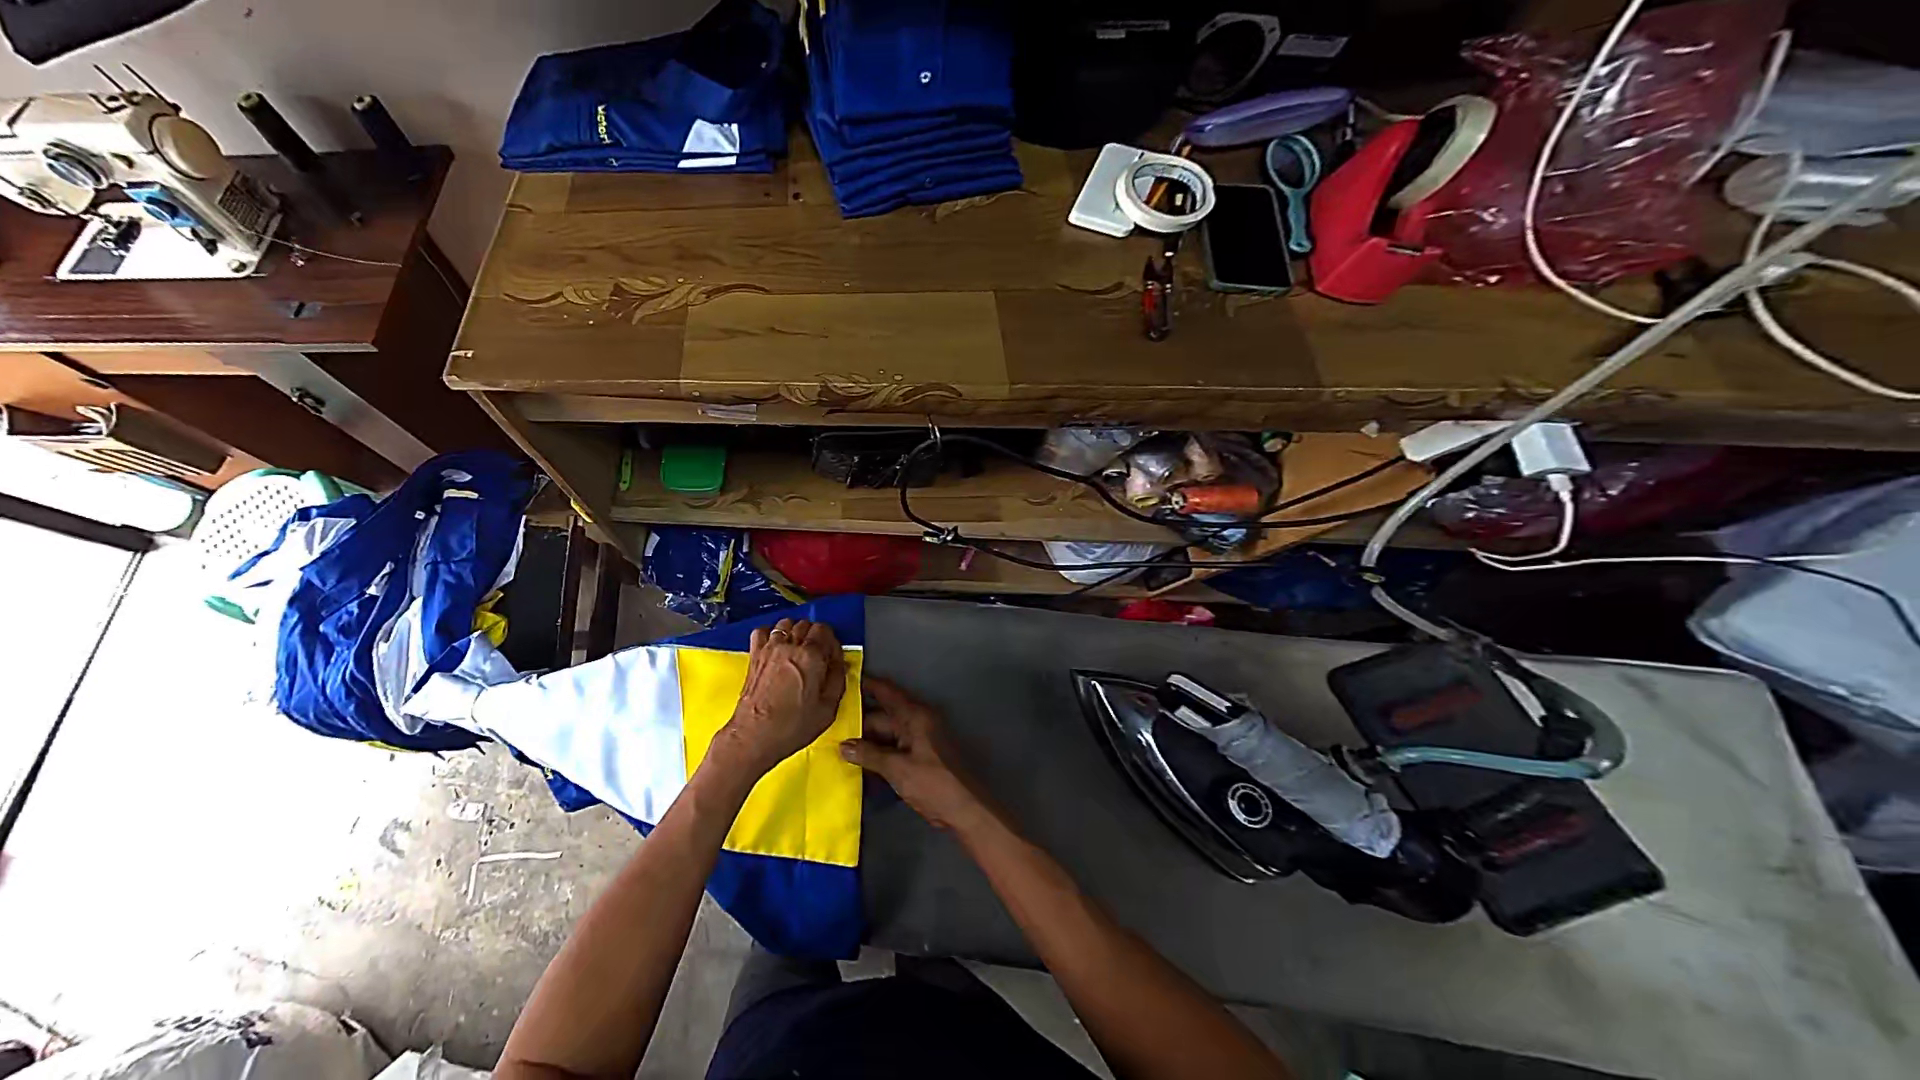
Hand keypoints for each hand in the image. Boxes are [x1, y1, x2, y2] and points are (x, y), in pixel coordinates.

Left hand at [711, 618, 846, 779]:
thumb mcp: (828, 709)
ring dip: (795, 631)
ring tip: (800, 647)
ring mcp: (769, 650)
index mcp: (811, 657)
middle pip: (806, 624)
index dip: (832, 642)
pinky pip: (762, 631)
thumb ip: (837, 680)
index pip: (825, 631)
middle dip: (815, 635)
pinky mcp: (754, 657)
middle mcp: (789, 647)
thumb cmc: (788, 727)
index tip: (833, 655)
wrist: (754, 737)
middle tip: (820, 653)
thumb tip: (840, 665)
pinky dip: (771, 633)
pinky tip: (777, 645)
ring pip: (786, 623)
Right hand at [840, 676, 990, 831]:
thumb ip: (868, 754)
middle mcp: (916, 723)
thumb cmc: (934, 783)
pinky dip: (875, 755)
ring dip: (864, 742)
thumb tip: (843, 745)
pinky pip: (891, 749)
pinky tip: (855, 763)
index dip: (864, 685)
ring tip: (834, 745)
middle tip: (827, 726)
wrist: (964, 809)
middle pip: (881, 716)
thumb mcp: (897, 768)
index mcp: (915, 716)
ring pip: (884, 735)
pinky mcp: (917, 758)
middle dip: (856, 723)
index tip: (841, 681)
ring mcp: (917, 741)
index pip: (886, 692)